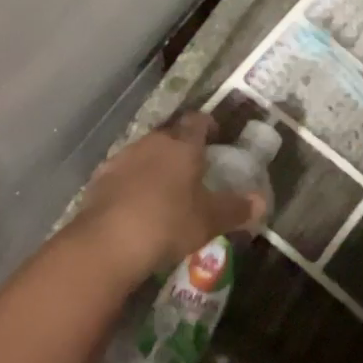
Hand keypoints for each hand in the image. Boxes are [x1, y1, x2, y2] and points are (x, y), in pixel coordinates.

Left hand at [72, 111, 264, 277]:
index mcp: (182, 145)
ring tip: (165, 189)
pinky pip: (123, 173)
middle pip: (169, 136)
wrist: (108, 241)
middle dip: (181, 148)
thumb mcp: (209, 220)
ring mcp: (122, 158)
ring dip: (155, 165)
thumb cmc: (168, 223)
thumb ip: (236, 209)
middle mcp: (152, 143)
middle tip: (193, 168)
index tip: (216, 136)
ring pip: (144, 153)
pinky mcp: (100, 178)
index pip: (197, 121)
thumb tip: (262, 202)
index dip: (208, 125)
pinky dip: (132, 183)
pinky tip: (136, 204)